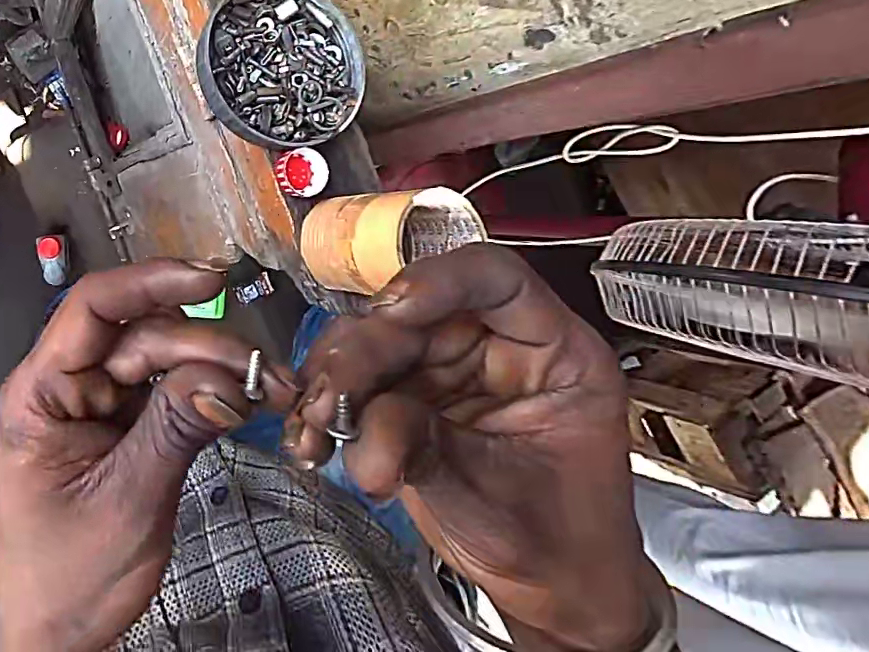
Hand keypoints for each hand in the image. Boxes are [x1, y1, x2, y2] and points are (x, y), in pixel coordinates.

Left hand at [0, 261, 299, 651]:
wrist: (55, 638)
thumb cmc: (66, 579)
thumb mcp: (124, 505)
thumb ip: (173, 432)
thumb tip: (225, 379)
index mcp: (41, 391)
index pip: (91, 308)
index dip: (149, 282)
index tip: (208, 280)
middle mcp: (68, 381)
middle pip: (140, 333)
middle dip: (204, 345)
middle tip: (259, 372)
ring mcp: (99, 398)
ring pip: (162, 355)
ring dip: (215, 365)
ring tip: (262, 386)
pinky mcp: (125, 416)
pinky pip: (170, 385)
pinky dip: (209, 389)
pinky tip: (240, 396)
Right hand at [284, 246, 658, 651]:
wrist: (545, 590)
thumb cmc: (557, 546)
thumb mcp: (500, 509)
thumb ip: (426, 458)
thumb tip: (363, 431)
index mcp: (550, 353)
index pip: (497, 279)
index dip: (441, 281)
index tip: (392, 312)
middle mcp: (488, 343)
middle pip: (412, 311)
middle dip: (362, 352)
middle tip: (331, 402)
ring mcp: (441, 361)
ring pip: (369, 335)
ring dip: (332, 377)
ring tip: (316, 425)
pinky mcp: (402, 384)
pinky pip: (351, 372)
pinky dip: (324, 398)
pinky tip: (311, 431)